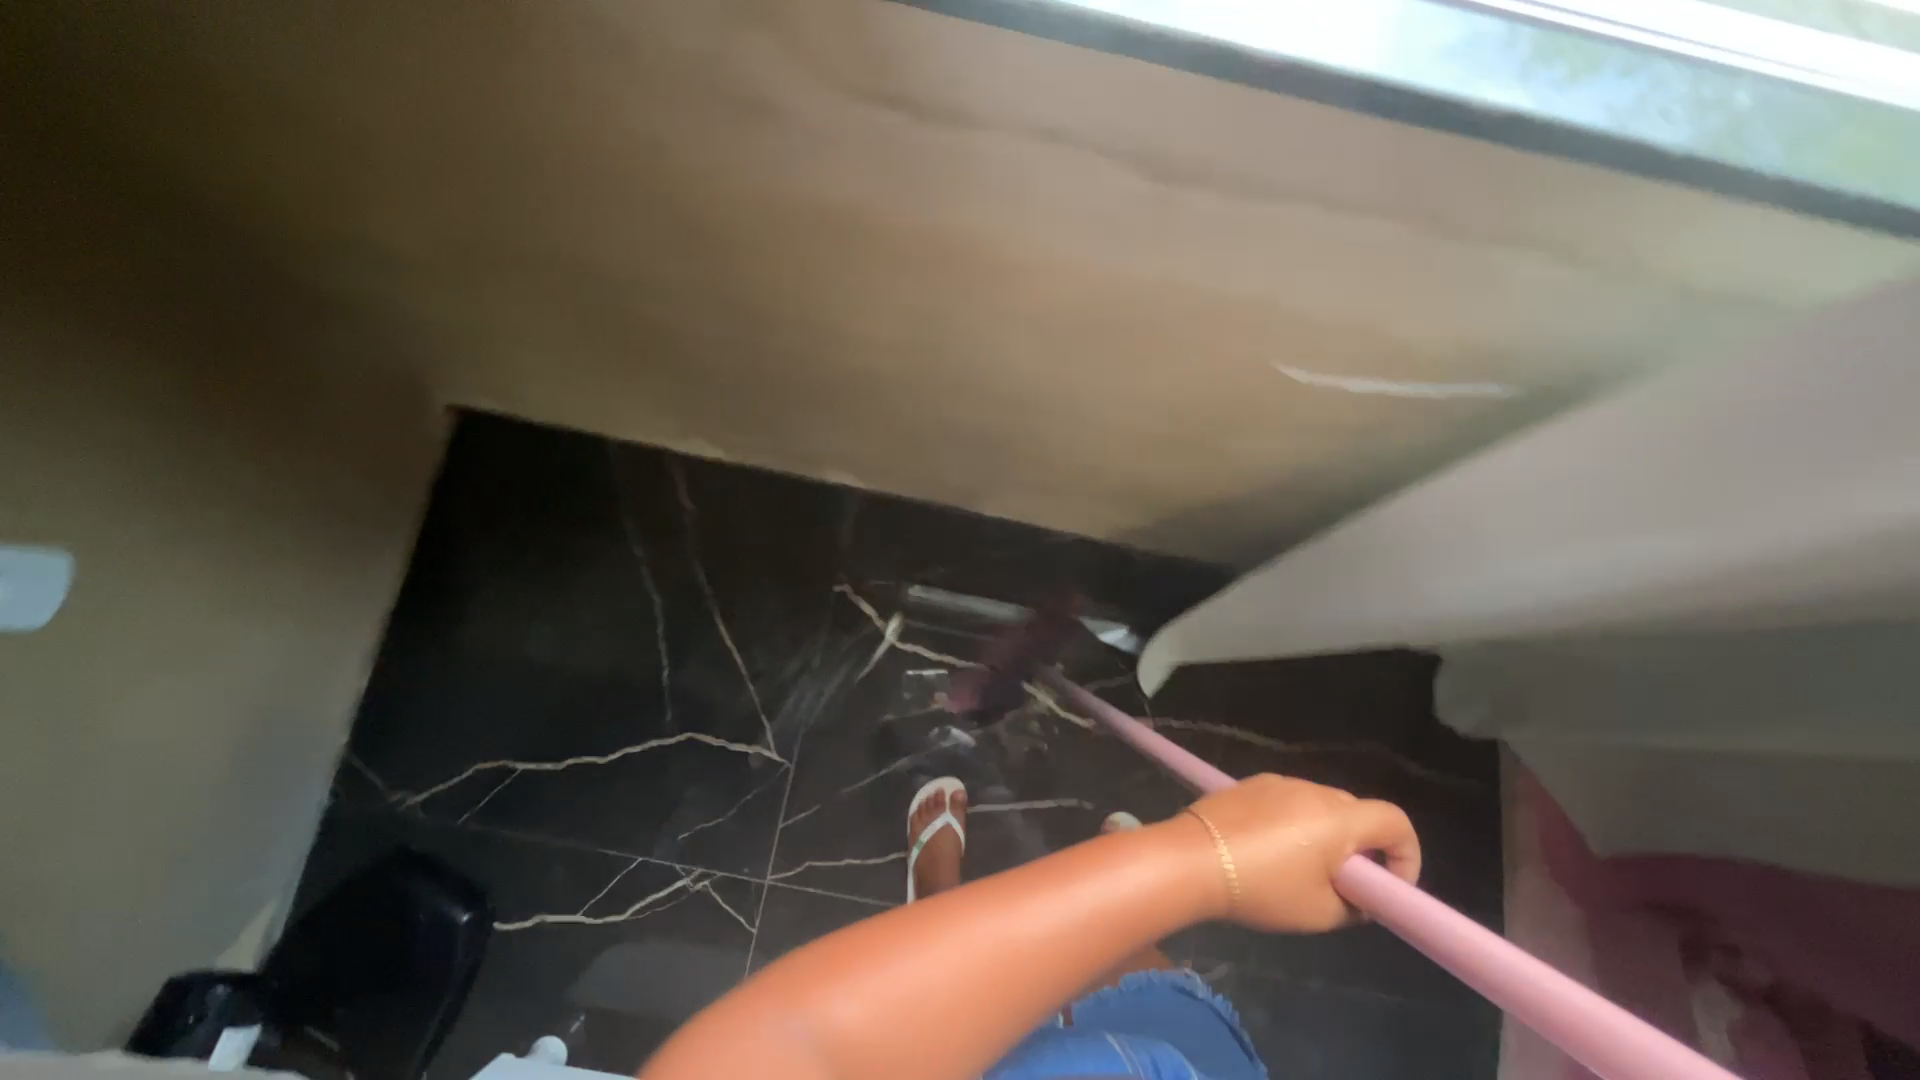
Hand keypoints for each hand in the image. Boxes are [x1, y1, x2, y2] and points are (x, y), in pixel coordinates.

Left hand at [1179, 774, 1419, 932]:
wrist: (1192, 860)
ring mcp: (1276, 782)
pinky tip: (1270, 849)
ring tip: (1304, 867)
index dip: (1406, 853)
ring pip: (1319, 804)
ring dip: (1326, 831)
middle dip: (1363, 845)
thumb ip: (1355, 905)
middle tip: (1346, 881)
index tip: (1390, 885)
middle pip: (1356, 810)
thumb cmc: (1263, 888)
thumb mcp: (1321, 912)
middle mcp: (1311, 789)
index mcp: (1338, 817)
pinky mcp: (1246, 784)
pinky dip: (1293, 821)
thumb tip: (1359, 895)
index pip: (1394, 820)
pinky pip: (1286, 800)